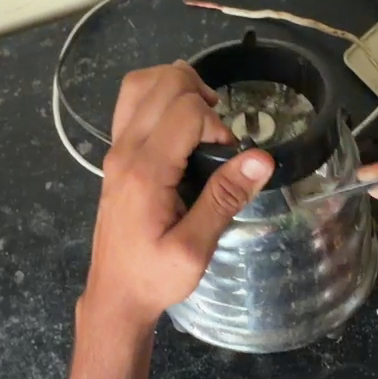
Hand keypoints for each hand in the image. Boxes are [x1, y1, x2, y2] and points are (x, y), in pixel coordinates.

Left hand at [83, 63, 272, 329]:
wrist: (115, 294)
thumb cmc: (154, 277)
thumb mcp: (195, 248)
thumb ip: (225, 199)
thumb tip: (262, 158)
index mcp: (145, 172)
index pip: (185, 111)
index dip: (216, 125)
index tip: (226, 159)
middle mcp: (124, 151)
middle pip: (162, 84)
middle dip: (200, 96)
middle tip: (218, 135)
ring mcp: (115, 149)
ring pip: (140, 84)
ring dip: (177, 88)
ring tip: (202, 118)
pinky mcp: (115, 155)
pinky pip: (131, 104)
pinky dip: (159, 97)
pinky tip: (180, 125)